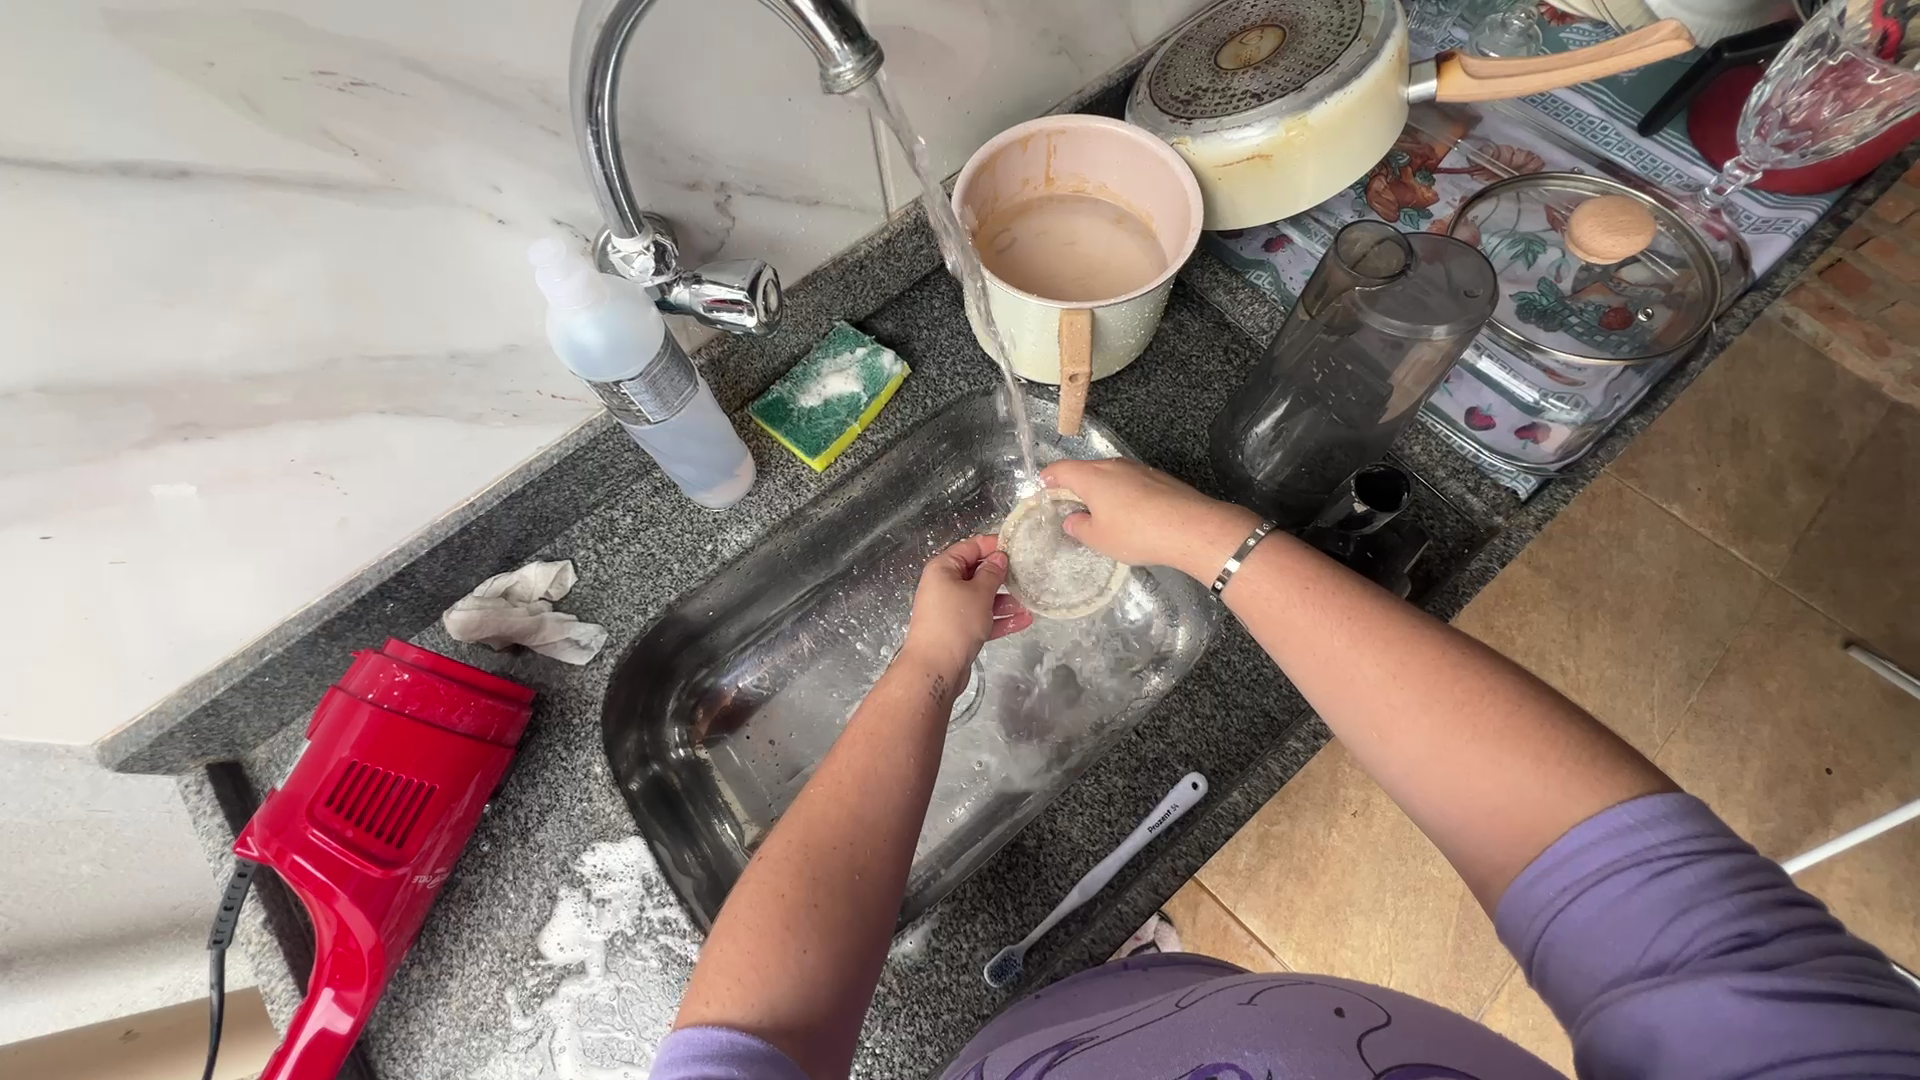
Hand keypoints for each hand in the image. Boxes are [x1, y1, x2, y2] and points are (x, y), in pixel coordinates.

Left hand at [898, 535, 1031, 682]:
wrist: (935, 668)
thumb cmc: (955, 622)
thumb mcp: (978, 593)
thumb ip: (992, 573)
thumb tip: (999, 557)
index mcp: (943, 568)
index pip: (970, 547)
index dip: (993, 545)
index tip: (1017, 548)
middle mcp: (944, 585)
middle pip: (976, 573)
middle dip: (1002, 576)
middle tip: (1027, 574)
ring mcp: (950, 609)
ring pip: (981, 598)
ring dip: (1005, 600)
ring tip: (1029, 601)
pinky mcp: (957, 630)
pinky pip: (981, 618)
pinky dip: (999, 619)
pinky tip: (1023, 621)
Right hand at [1040, 459, 1260, 581]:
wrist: (1191, 527)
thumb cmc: (1136, 533)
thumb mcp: (1099, 538)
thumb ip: (1079, 527)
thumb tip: (1072, 520)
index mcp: (1091, 476)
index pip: (1061, 469)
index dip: (1048, 478)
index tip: (1042, 487)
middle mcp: (1113, 465)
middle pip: (1085, 469)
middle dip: (1074, 484)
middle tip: (1067, 502)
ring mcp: (1138, 469)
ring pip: (1109, 474)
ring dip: (1099, 488)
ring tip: (1097, 509)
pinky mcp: (1158, 478)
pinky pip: (1130, 481)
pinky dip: (1121, 492)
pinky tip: (1127, 512)